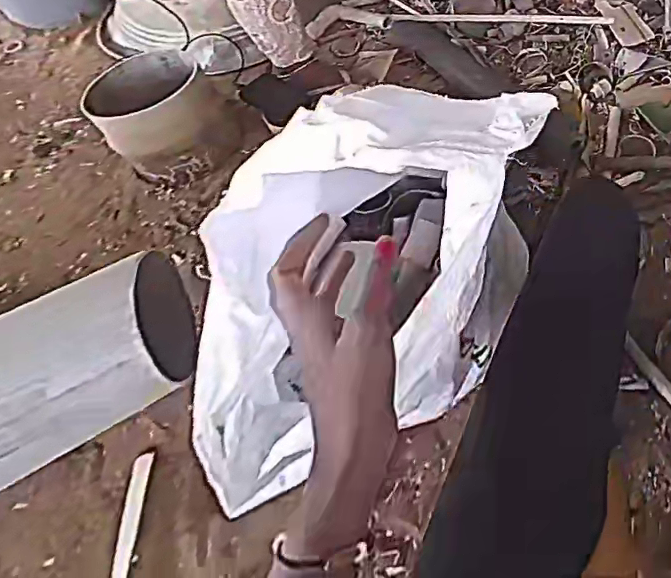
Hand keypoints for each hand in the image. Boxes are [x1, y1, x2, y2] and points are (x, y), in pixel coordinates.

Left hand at [269, 215, 398, 559]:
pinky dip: (351, 292)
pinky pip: (339, 312)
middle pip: (299, 282)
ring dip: (332, 270)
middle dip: (314, 251)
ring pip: (319, 297)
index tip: (324, 221)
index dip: (302, 242)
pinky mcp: (342, 357)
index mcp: (305, 320)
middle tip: (334, 229)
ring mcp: (324, 344)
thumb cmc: (353, 395)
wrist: (355, 449)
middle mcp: (308, 329)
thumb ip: (376, 285)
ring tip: (351, 250)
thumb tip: (383, 244)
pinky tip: (371, 290)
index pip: (287, 271)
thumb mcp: (368, 331)